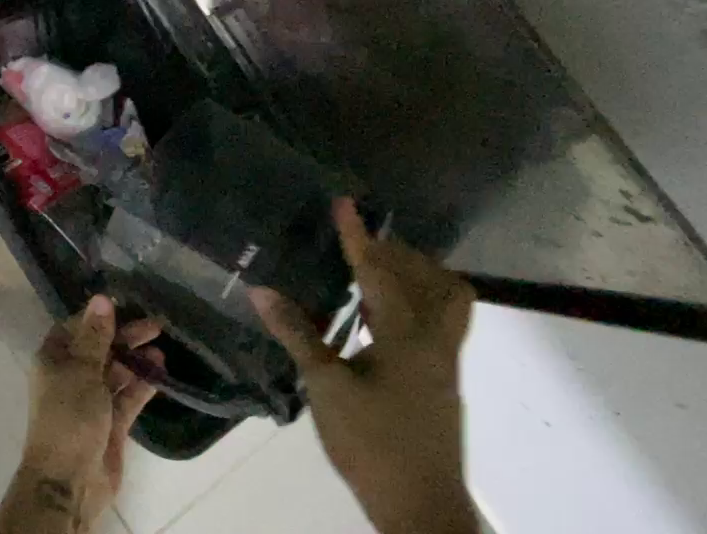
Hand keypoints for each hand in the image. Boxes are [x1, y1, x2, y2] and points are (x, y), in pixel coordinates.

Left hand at [0, 295, 162, 531]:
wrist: (69, 480)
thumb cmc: (69, 417)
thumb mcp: (81, 371)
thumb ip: (95, 337)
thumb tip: (101, 299)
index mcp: (53, 358)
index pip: (76, 327)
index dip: (100, 317)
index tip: (128, 306)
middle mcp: (70, 375)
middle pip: (99, 348)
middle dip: (124, 336)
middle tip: (156, 326)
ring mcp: (90, 400)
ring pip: (115, 372)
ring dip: (135, 360)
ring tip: (160, 349)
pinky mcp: (110, 423)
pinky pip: (127, 396)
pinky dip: (141, 384)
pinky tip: (160, 372)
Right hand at [250, 198, 478, 533]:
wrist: (420, 503)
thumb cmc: (371, 441)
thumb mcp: (326, 387)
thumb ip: (298, 334)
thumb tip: (261, 290)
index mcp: (407, 339)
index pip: (380, 274)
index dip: (358, 237)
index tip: (344, 203)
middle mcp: (435, 343)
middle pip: (435, 282)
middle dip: (400, 254)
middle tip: (362, 241)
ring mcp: (443, 363)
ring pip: (446, 302)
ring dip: (415, 276)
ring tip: (372, 269)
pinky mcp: (440, 380)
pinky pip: (437, 322)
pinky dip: (412, 302)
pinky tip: (375, 312)